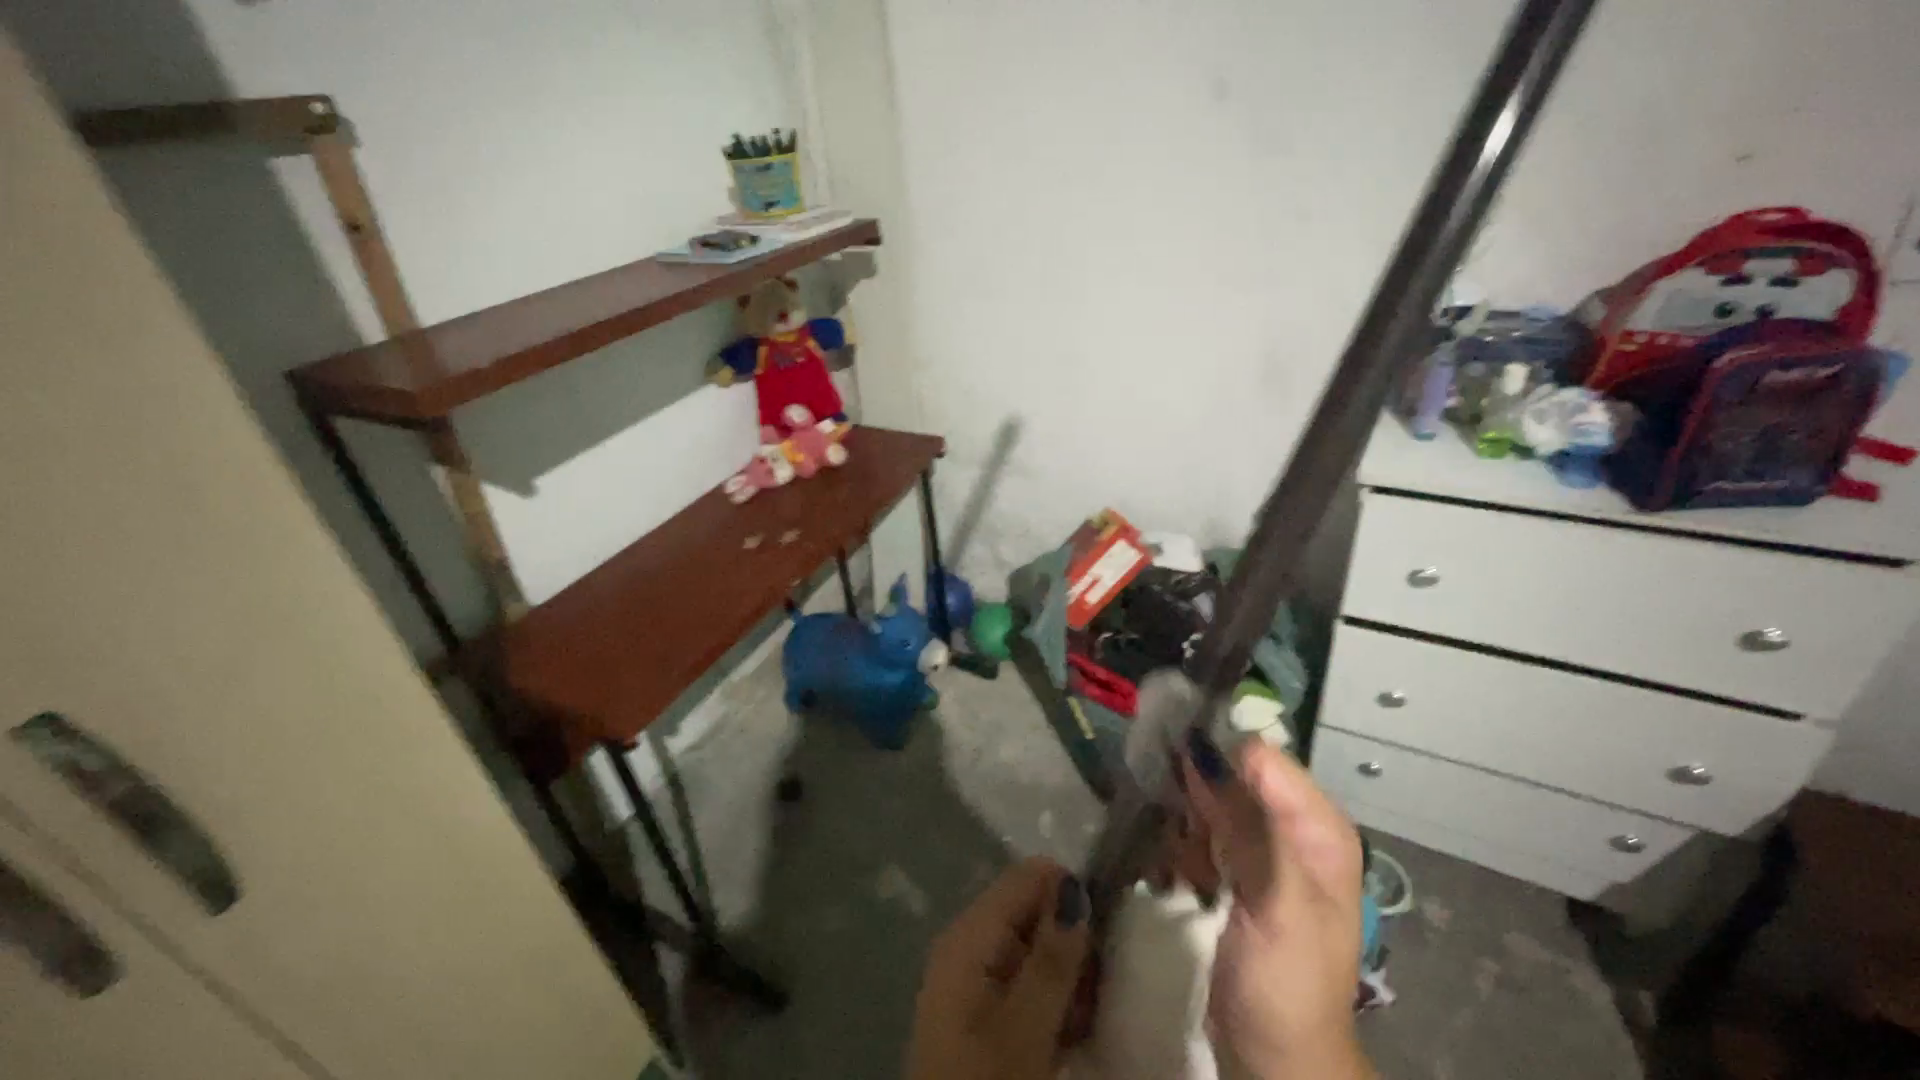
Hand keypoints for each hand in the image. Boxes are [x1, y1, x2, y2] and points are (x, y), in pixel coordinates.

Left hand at [907, 857, 1090, 1079]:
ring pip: (1042, 949)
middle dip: (1075, 943)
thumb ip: (1052, 958)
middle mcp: (971, 942)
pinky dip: (1056, 1000)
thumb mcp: (1024, 1028)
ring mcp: (978, 975)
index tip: (1102, 941)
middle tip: (1091, 993)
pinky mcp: (987, 1008)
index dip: (1073, 898)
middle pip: (1038, 910)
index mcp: (970, 934)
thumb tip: (1076, 888)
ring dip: (1070, 978)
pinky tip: (1067, 1033)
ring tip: (1080, 1018)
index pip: (1031, 876)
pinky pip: (1033, 981)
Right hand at [1184, 734, 1374, 1079]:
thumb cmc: (1287, 983)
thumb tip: (1226, 751)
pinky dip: (1183, 846)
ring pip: (1211, 805)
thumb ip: (1255, 827)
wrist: (1275, 1054)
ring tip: (1179, 857)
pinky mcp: (1234, 874)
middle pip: (1235, 778)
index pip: (1265, 761)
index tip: (1171, 752)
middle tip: (1169, 815)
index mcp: (1318, 829)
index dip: (1220, 751)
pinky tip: (1177, 871)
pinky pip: (1200, 836)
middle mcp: (1292, 831)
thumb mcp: (1277, 904)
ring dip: (1185, 821)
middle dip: (1196, 788)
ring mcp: (1262, 853)